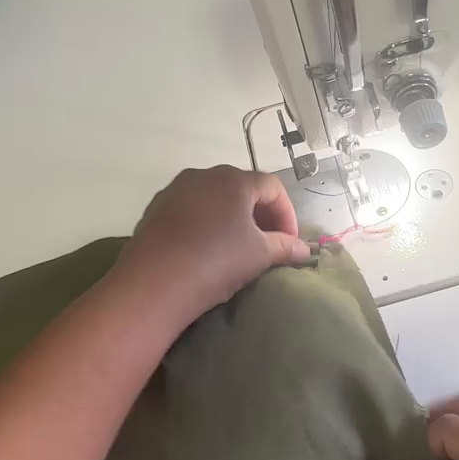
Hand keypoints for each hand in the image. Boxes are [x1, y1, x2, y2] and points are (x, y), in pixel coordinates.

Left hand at [112, 166, 310, 324]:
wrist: (154, 284)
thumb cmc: (216, 262)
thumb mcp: (259, 255)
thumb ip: (284, 246)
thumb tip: (304, 249)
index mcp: (233, 179)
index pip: (272, 187)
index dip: (287, 214)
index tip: (290, 242)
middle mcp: (203, 175)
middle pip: (242, 188)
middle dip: (260, 214)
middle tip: (268, 243)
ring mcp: (174, 190)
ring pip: (214, 198)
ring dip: (232, 218)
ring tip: (238, 247)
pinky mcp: (154, 209)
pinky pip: (191, 210)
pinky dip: (206, 224)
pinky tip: (207, 250)